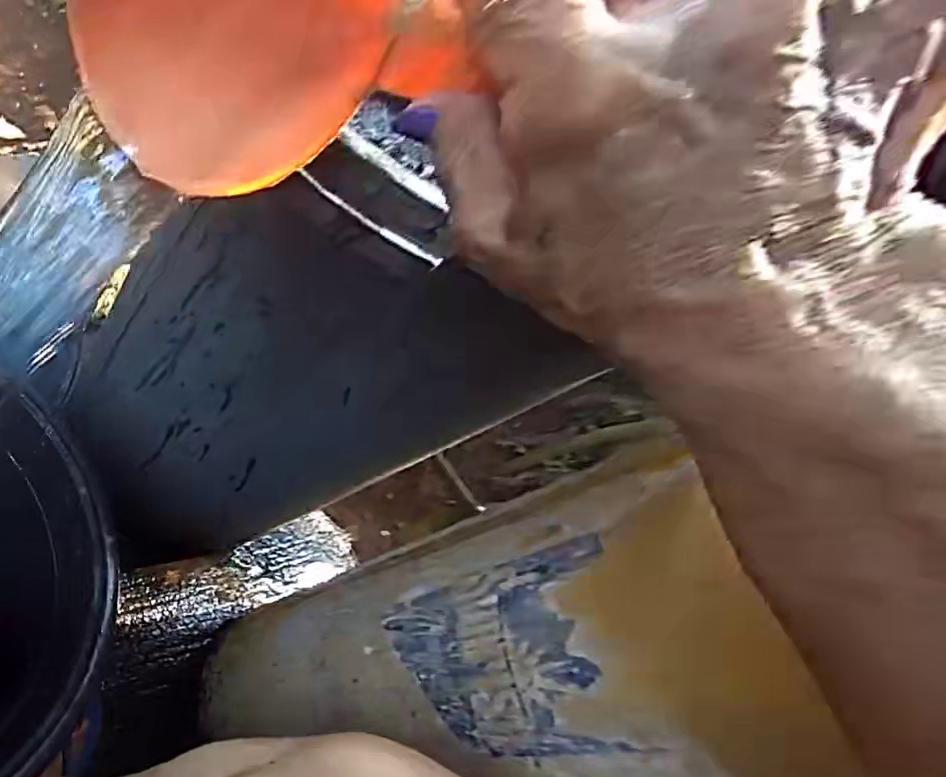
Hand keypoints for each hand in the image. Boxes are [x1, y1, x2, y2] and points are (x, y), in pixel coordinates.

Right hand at [425, 0, 945, 366]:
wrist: (777, 292)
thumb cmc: (616, 279)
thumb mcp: (498, 241)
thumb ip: (463, 156)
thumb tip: (438, 99)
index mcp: (582, 92)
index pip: (512, 0)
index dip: (491, 16)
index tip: (488, 41)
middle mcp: (694, 21)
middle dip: (584, 28)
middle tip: (580, 76)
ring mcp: (795, 1)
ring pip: (680, 0)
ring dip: (663, 29)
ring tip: (665, 89)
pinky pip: (769, 7)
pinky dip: (744, 31)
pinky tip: (738, 81)